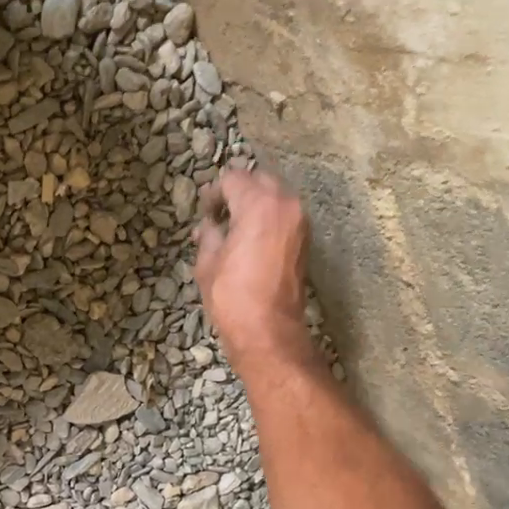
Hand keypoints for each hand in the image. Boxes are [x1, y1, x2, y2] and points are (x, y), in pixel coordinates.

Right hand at [193, 167, 315, 373]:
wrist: (267, 330)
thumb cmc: (232, 297)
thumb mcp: (207, 264)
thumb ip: (208, 236)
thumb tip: (208, 227)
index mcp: (258, 204)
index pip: (233, 179)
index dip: (213, 192)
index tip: (204, 211)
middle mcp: (285, 204)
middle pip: (258, 180)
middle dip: (237, 192)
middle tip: (218, 215)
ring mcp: (299, 221)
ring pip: (274, 196)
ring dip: (253, 205)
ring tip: (233, 229)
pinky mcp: (304, 240)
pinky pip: (283, 215)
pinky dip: (266, 219)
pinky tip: (250, 241)